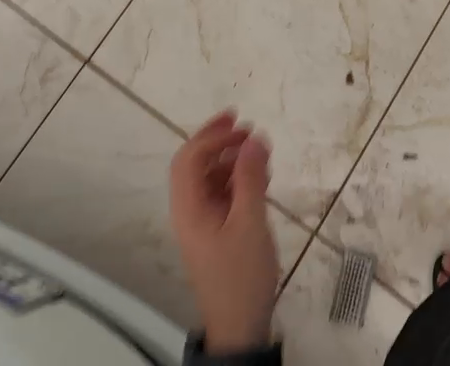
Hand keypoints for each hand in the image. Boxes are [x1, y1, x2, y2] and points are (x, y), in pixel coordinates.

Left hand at [169, 111, 280, 353]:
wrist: (240, 324)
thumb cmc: (242, 274)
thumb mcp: (250, 223)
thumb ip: (250, 178)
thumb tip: (253, 139)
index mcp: (188, 208)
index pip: (189, 159)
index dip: (213, 136)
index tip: (242, 125)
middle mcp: (190, 210)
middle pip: (195, 164)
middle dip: (219, 141)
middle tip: (246, 124)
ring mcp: (203, 221)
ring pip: (211, 177)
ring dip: (232, 159)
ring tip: (260, 153)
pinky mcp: (217, 230)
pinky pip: (223, 193)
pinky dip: (239, 179)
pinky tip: (261, 179)